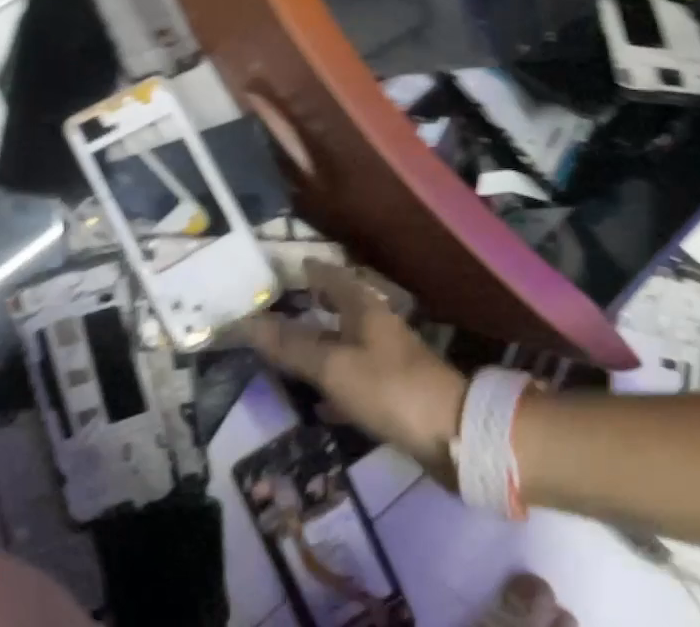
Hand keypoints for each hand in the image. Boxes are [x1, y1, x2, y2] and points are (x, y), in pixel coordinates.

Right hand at [243, 260, 468, 479]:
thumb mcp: (332, 366)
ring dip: (321, 345)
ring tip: (289, 352)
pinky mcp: (394, 391)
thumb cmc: (388, 387)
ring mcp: (388, 359)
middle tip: (281, 308)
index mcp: (364, 309)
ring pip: (346, 344)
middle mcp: (377, 327)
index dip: (310, 270)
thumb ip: (291, 346)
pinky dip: (334, 383)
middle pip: (340, 308)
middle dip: (313, 307)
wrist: (451, 433)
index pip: (332, 277)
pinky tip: (317, 402)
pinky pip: (355, 378)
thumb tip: (248, 322)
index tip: (286, 267)